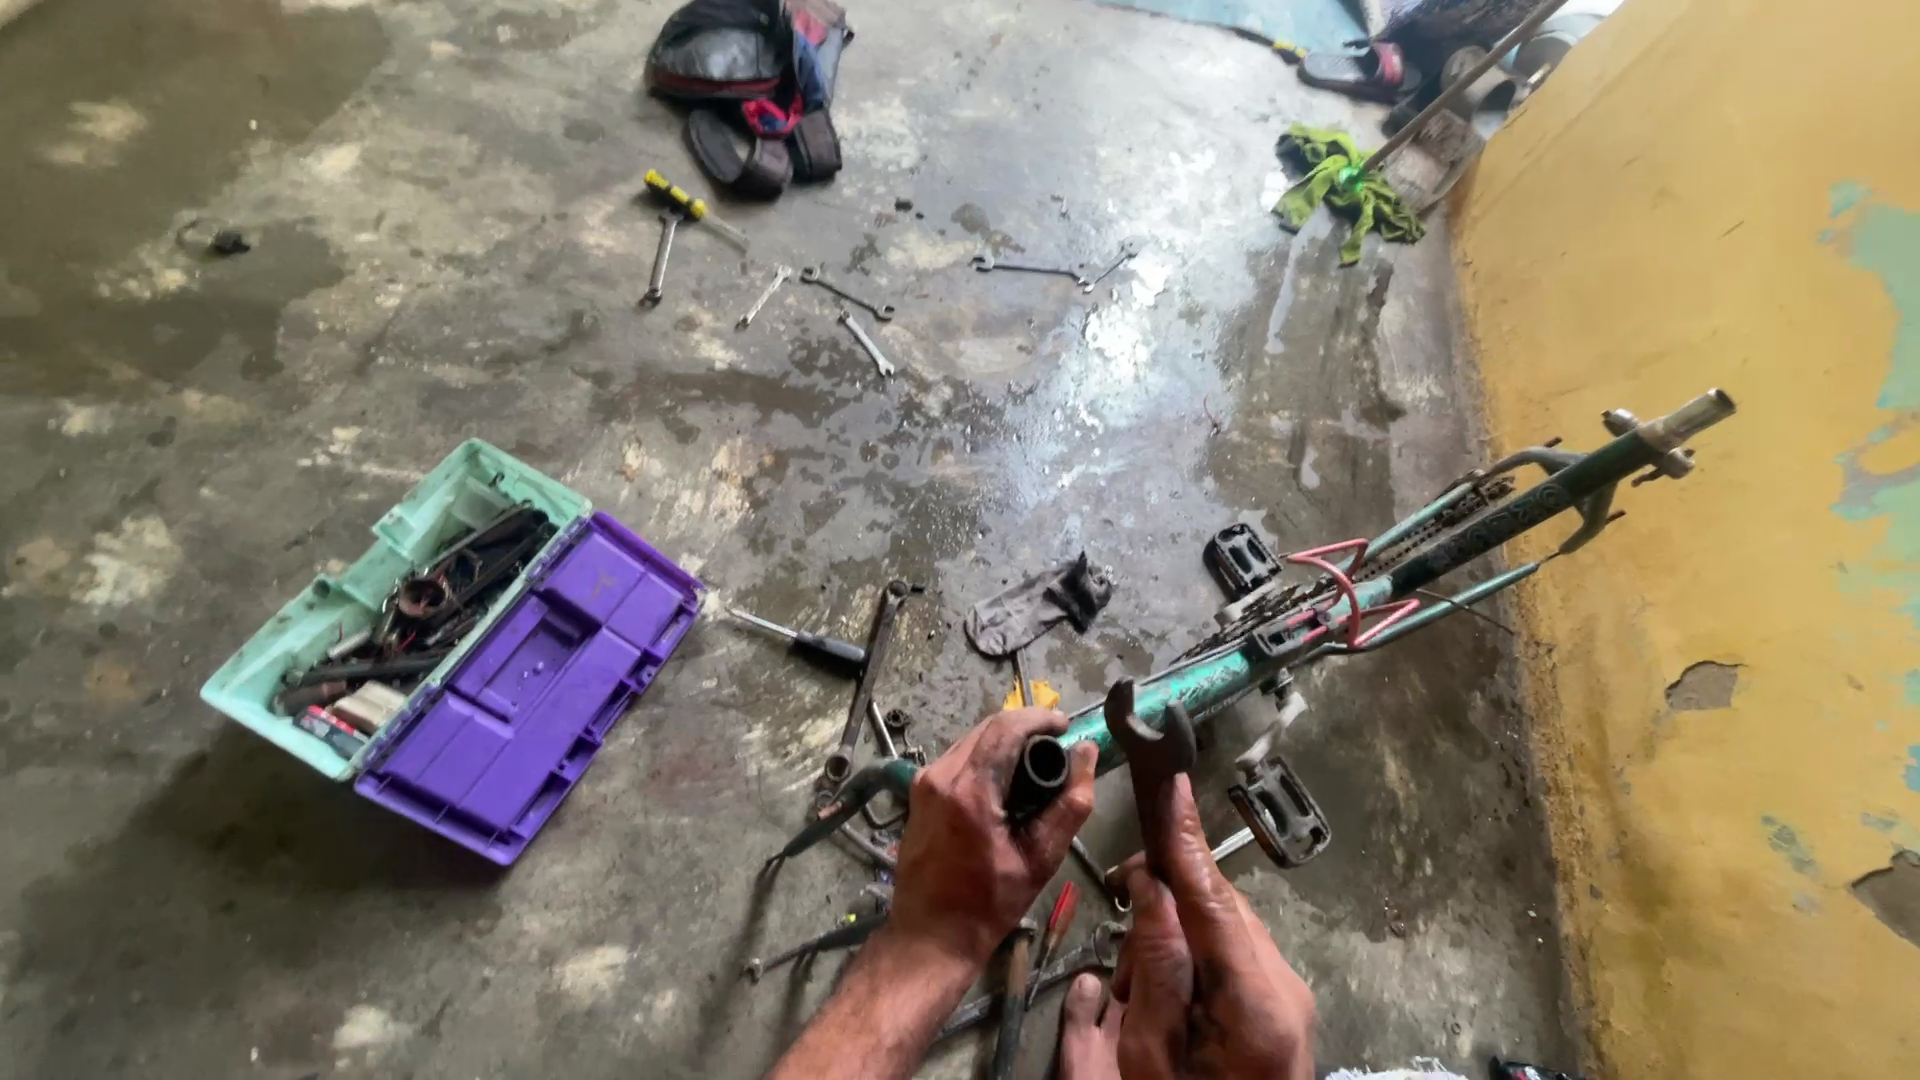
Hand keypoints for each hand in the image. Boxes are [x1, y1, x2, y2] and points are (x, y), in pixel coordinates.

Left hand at [888, 707, 1097, 969]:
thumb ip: (1070, 804)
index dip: (1039, 718)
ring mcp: (924, 781)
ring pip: (971, 739)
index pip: (1006, 728)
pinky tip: (1005, 777)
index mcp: (969, 790)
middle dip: (1024, 727)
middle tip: (1056, 744)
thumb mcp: (1040, 859)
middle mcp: (940, 775)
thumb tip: (1086, 755)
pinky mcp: (918, 791)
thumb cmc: (987, 905)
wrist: (929, 935)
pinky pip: (957, 758)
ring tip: (1036, 760)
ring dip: (1004, 740)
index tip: (1065, 725)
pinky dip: (985, 757)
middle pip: (987, 728)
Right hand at [1110, 775, 1314, 1078]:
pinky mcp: (1284, 998)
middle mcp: (1286, 987)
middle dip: (1166, 894)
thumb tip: (1148, 885)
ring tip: (1135, 979)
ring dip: (1175, 927)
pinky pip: (1232, 947)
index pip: (1213, 901)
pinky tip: (1167, 986)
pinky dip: (1193, 949)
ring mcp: (1291, 992)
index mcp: (1256, 1005)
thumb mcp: (1150, 1052)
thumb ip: (1154, 962)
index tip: (1174, 785)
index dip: (1187, 840)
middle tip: (1119, 901)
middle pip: (1220, 905)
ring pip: (1223, 922)